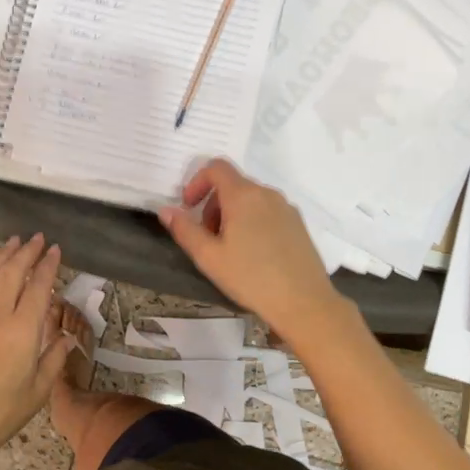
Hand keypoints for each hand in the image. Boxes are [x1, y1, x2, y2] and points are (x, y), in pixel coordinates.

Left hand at [0, 234, 70, 464]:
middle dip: (25, 252)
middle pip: (12, 273)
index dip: (47, 265)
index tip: (54, 249)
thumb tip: (64, 337)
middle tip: (36, 238)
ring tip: (13, 243)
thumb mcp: (39, 390)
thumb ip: (54, 358)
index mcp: (22, 331)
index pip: (38, 287)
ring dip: (2, 256)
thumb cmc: (2, 413)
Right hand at [158, 158, 347, 341]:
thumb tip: (166, 210)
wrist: (303, 302)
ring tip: (229, 249)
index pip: (216, 168)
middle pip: (233, 184)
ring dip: (231, 214)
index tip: (188, 208)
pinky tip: (253, 254)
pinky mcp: (298, 224)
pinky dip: (252, 221)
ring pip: (250, 199)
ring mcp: (286, 208)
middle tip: (207, 237)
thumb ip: (184, 230)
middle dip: (212, 204)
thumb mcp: (209, 257)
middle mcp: (267, 193)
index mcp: (243, 195)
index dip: (196, 182)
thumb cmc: (250, 278)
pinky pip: (268, 211)